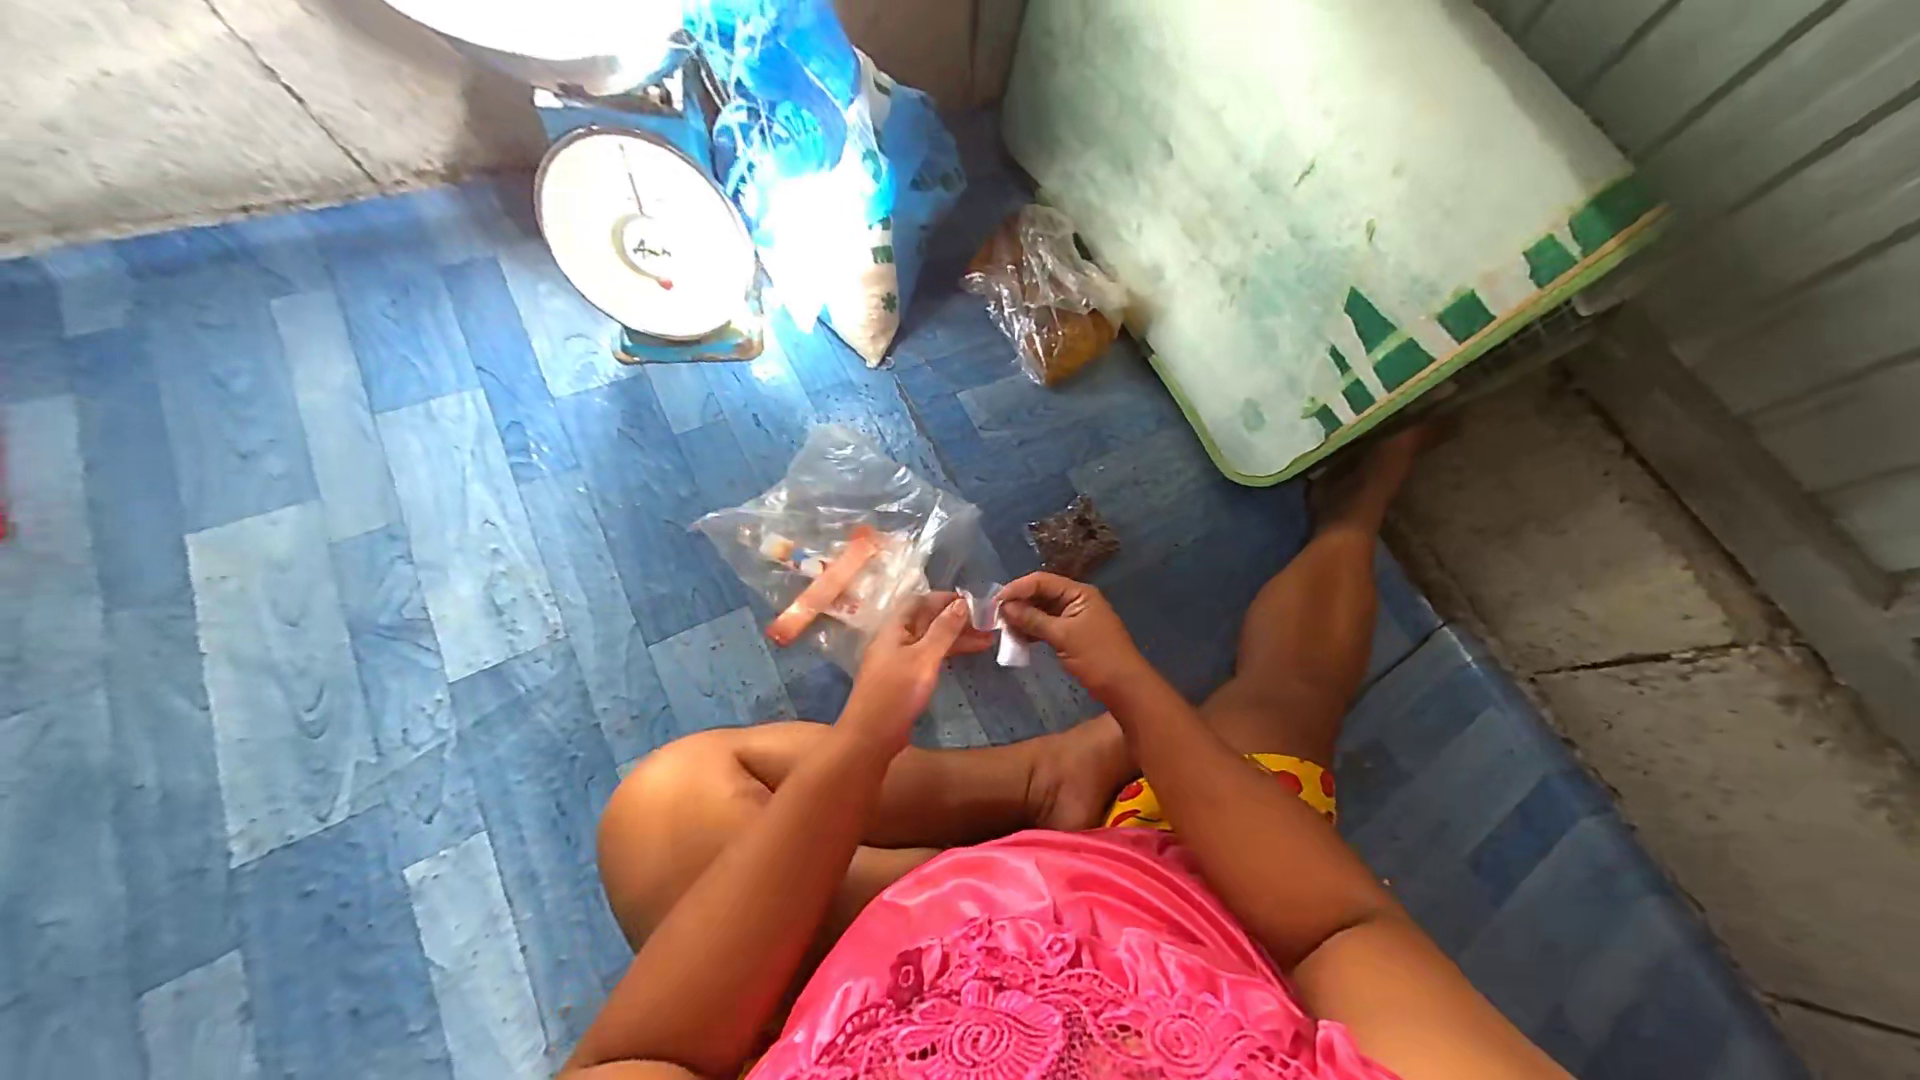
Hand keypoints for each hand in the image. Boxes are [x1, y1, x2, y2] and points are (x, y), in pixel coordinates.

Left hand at [839, 593, 977, 751]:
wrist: (870, 737)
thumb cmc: (896, 693)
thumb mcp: (924, 658)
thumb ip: (943, 630)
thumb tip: (961, 603)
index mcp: (894, 628)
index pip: (920, 601)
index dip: (945, 598)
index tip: (974, 602)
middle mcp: (895, 640)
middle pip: (927, 621)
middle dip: (956, 619)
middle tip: (988, 621)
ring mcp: (900, 660)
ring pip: (931, 640)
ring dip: (957, 637)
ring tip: (988, 639)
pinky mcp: (906, 679)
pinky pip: (930, 657)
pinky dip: (949, 653)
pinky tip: (967, 655)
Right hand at [996, 573, 1151, 699]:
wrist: (1125, 687)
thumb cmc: (1097, 657)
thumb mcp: (1062, 636)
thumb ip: (1033, 619)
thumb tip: (1006, 607)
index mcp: (1079, 593)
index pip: (1042, 581)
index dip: (1017, 588)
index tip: (995, 601)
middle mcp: (1076, 600)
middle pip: (1041, 594)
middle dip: (1019, 603)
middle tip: (995, 615)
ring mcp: (1075, 618)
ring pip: (1042, 611)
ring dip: (1024, 618)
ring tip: (1003, 628)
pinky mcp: (1072, 635)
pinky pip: (1047, 626)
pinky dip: (1033, 630)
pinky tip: (1018, 638)